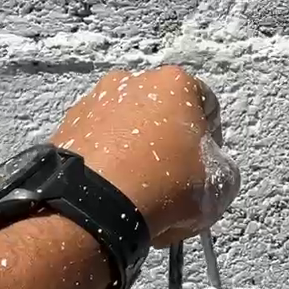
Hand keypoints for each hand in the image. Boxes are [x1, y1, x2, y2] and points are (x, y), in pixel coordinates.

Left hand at [49, 66, 238, 247]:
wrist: (94, 208)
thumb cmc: (166, 185)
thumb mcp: (222, 182)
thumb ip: (223, 165)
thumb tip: (210, 168)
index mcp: (176, 82)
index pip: (207, 105)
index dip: (213, 139)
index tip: (208, 167)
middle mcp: (133, 81)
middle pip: (163, 112)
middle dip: (170, 142)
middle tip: (174, 179)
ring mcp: (94, 102)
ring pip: (128, 127)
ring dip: (137, 152)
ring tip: (140, 191)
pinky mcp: (65, 128)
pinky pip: (98, 144)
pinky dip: (108, 164)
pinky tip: (114, 192)